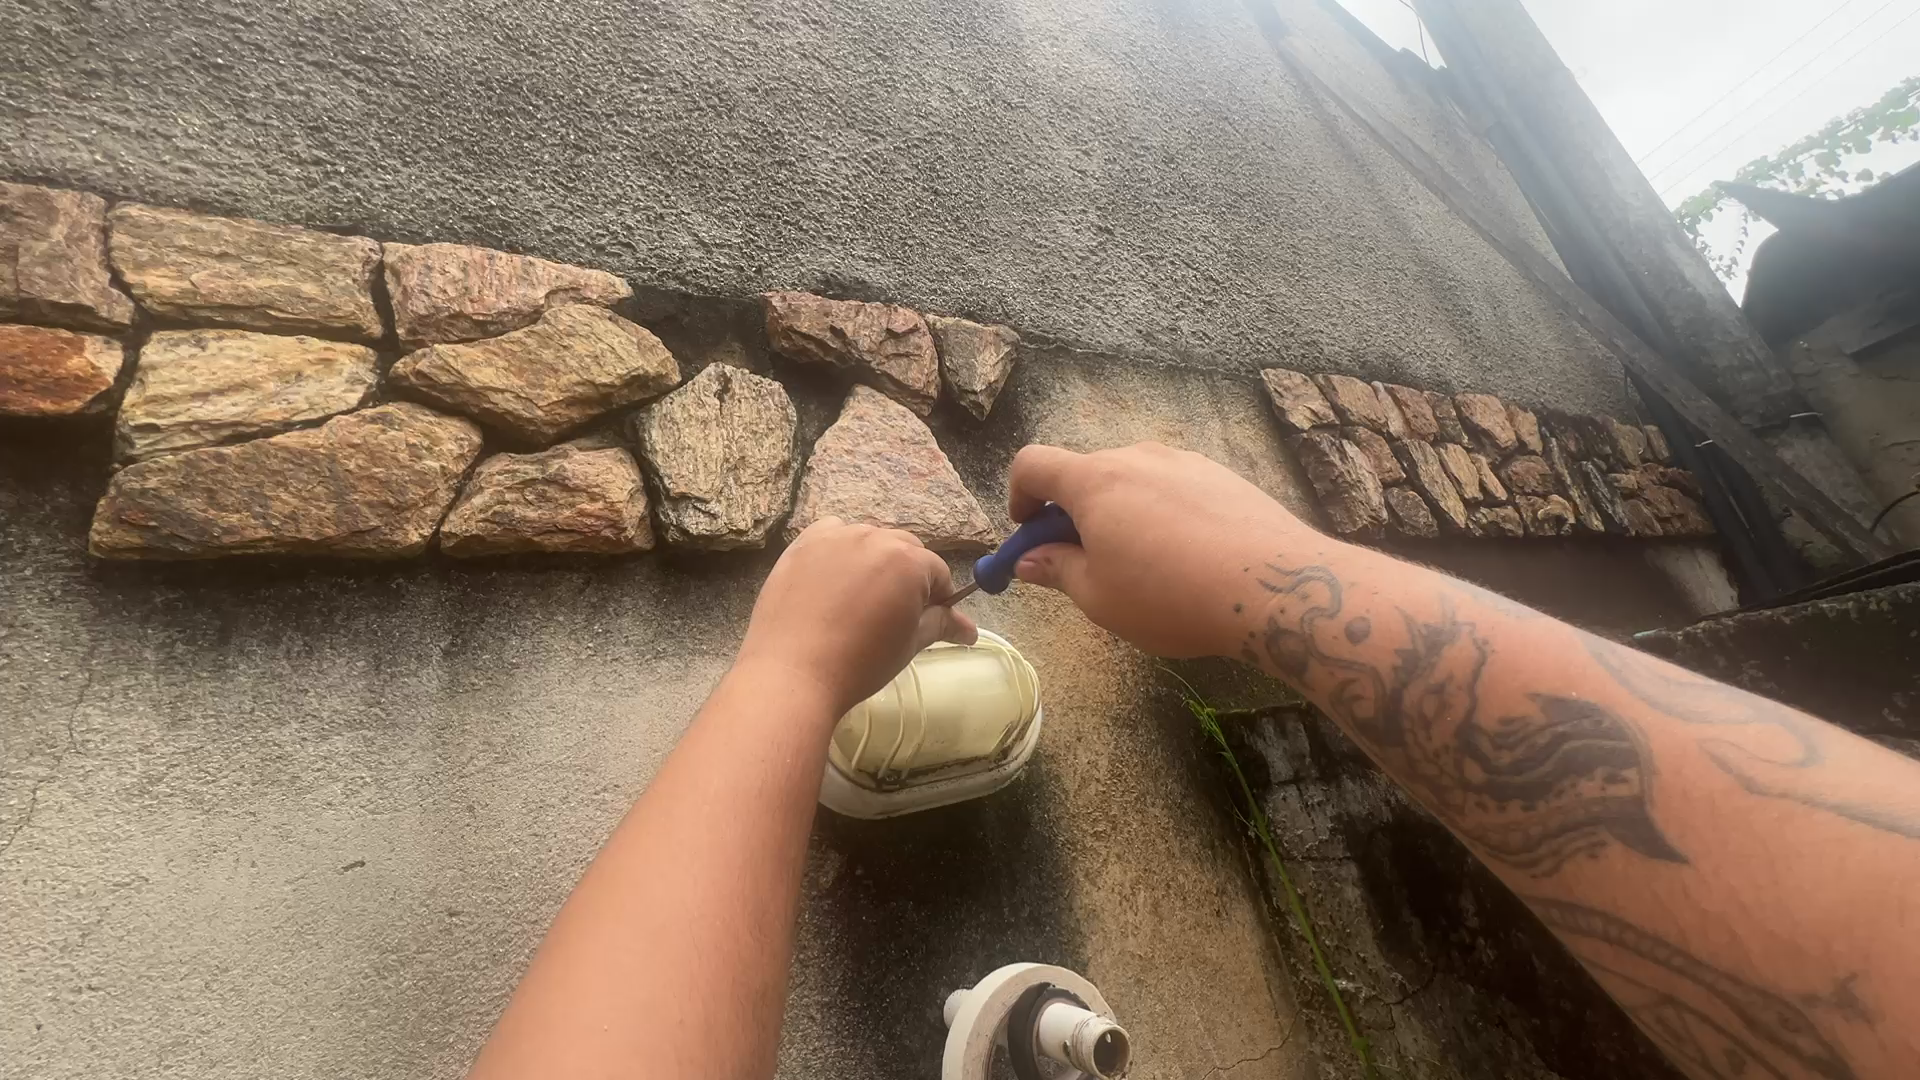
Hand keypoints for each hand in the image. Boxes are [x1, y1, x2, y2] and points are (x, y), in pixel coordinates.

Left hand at [734, 519, 977, 717]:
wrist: (791, 672)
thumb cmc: (859, 663)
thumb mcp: (909, 645)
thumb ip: (941, 625)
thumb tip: (970, 630)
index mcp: (910, 561)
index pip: (938, 572)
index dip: (937, 599)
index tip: (925, 623)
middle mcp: (876, 537)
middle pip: (906, 549)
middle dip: (908, 576)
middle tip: (891, 614)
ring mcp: (837, 537)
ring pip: (870, 540)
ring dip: (874, 561)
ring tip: (858, 600)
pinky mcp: (804, 543)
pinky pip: (833, 533)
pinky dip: (840, 548)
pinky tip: (832, 579)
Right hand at [1008, 442, 1308, 657]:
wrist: (1277, 588)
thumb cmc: (1171, 597)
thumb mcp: (1099, 597)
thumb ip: (1056, 570)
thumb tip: (1028, 560)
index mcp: (1094, 482)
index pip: (1032, 464)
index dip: (1018, 495)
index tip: (1028, 531)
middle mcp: (1136, 456)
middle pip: (1084, 473)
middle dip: (1071, 512)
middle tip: (1084, 560)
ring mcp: (1183, 461)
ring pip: (1130, 479)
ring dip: (1117, 511)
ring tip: (1143, 563)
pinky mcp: (1221, 474)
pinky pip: (1171, 485)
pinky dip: (1159, 510)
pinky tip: (1185, 554)